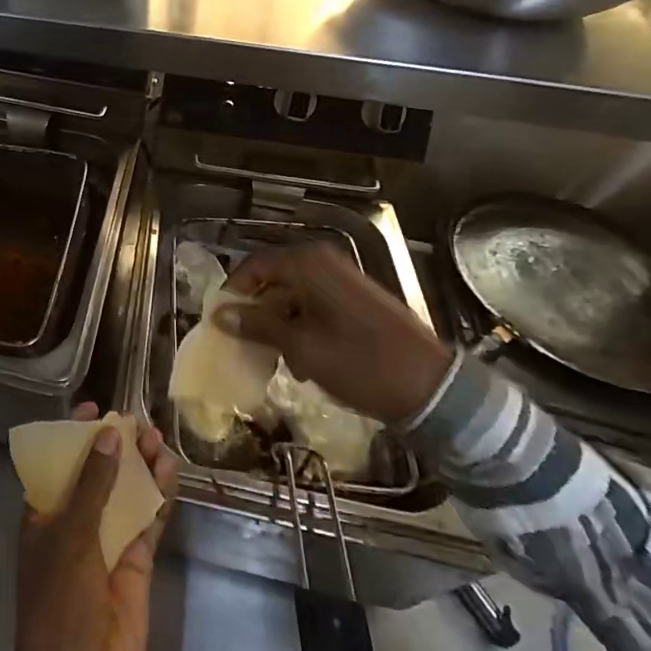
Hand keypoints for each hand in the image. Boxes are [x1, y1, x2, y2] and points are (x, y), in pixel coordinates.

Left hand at [15, 402, 179, 650]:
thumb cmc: (59, 600)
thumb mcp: (70, 537)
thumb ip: (93, 485)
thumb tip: (109, 434)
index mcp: (45, 514)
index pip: (57, 464)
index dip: (73, 435)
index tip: (94, 407)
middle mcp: (75, 520)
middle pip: (98, 472)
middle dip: (115, 445)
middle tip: (136, 419)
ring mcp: (107, 538)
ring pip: (126, 491)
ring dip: (141, 465)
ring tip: (157, 437)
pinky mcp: (135, 558)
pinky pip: (148, 518)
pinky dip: (160, 495)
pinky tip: (169, 470)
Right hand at [220, 243, 451, 423]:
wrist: (429, 386)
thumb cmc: (360, 363)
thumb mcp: (301, 347)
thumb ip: (258, 326)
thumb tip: (220, 314)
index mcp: (309, 264)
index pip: (255, 266)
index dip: (234, 292)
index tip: (221, 321)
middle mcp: (325, 263)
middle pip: (274, 280)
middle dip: (258, 314)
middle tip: (247, 346)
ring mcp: (343, 281)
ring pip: (294, 297)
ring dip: (281, 326)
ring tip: (280, 362)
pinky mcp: (356, 300)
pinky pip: (316, 306)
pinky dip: (303, 328)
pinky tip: (306, 362)